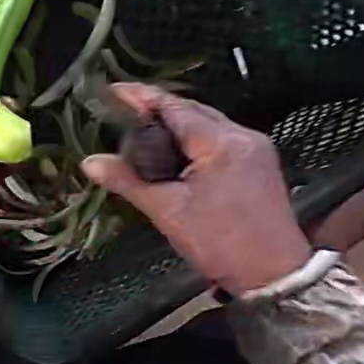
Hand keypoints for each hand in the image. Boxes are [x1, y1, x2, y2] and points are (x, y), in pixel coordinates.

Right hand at [81, 83, 313, 294]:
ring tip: (141, 128)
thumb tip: (90, 163)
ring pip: (207, 123)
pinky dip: (193, 138)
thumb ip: (128, 181)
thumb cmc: (220, 242)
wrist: (273, 274)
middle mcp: (242, 136)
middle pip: (192, 110)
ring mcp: (254, 148)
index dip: (141, 97)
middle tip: (122, 110)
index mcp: (220, 142)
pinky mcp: (258, 163)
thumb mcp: (167, 211)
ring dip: (175, 123)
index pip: (174, 107)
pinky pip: (219, 138)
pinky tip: (173, 150)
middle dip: (157, 107)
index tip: (113, 90)